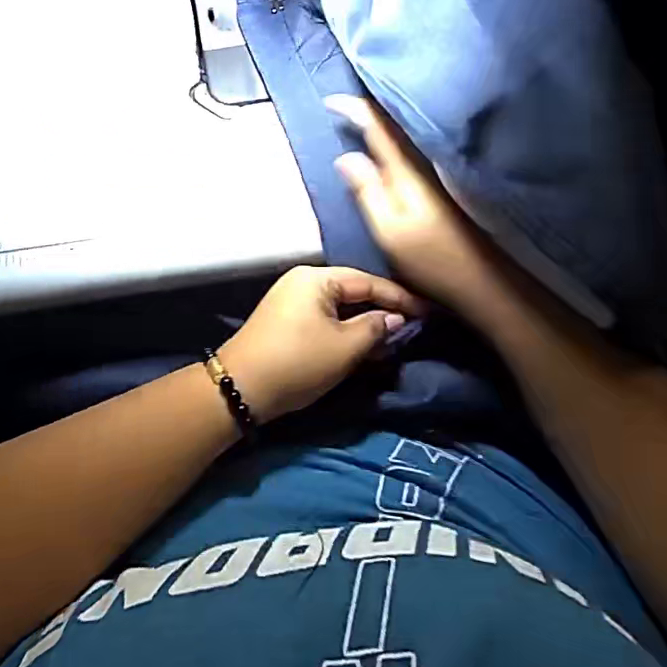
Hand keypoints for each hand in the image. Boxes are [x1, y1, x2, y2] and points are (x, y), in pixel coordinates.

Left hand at [217, 266, 423, 421]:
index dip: (400, 298)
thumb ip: (376, 328)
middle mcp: (302, 281)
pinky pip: (324, 318)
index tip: (427, 313)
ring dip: (363, 323)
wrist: (239, 388)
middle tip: (411, 328)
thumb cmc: (297, 362)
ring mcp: (290, 300)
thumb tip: (395, 319)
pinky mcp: (284, 321)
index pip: (368, 282)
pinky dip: (344, 330)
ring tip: (390, 341)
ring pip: (339, 307)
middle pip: (353, 291)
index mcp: (316, 278)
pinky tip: (361, 346)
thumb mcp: (345, 347)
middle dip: (382, 311)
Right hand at [325, 95, 515, 320]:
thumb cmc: (433, 260)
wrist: (485, 281)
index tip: (329, 100)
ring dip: (384, 118)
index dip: (354, 108)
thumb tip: (345, 156)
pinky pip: (414, 145)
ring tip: (359, 112)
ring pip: (406, 132)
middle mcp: (426, 161)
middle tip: (342, 100)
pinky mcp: (445, 182)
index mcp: (408, 170)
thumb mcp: (390, 231)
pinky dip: (397, 135)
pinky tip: (387, 140)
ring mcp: (438, 170)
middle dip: (369, 105)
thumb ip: (367, 191)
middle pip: (395, 122)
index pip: (379, 126)